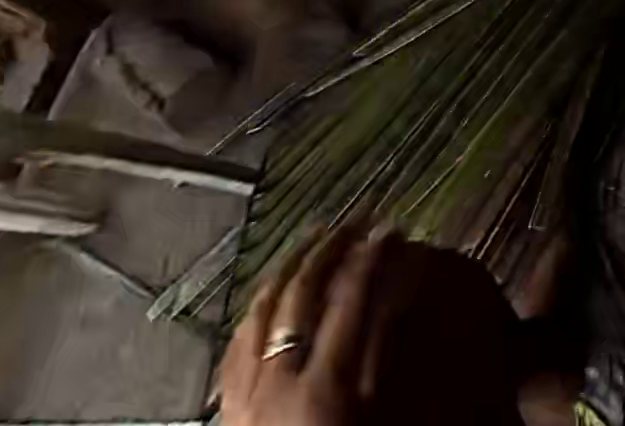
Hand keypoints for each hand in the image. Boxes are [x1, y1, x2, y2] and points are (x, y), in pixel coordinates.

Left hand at [220, 226, 387, 425]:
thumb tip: (395, 300)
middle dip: (333, 247)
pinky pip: (237, 344)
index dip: (373, 256)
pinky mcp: (229, 412)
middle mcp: (277, 381)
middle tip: (357, 220)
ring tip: (314, 239)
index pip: (352, 297)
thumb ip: (384, 361)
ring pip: (263, 309)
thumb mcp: (378, 423)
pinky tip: (271, 292)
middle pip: (303, 292)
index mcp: (323, 387)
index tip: (392, 229)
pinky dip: (258, 307)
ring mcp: (246, 395)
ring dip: (292, 266)